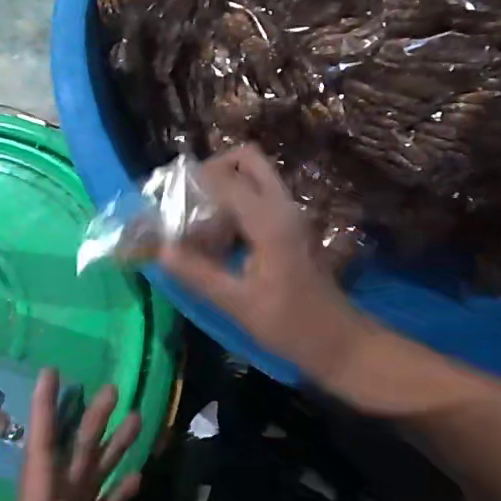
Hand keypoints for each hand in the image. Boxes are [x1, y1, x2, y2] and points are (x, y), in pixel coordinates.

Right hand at [158, 145, 373, 379]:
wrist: (340, 341)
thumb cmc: (291, 325)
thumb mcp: (238, 304)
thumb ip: (198, 274)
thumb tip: (160, 250)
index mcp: (269, 220)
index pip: (223, 180)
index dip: (190, 186)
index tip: (163, 205)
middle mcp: (282, 206)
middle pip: (246, 159)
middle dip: (212, 170)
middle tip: (186, 201)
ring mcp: (291, 215)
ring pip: (254, 177)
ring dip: (224, 187)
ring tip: (196, 224)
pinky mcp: (292, 228)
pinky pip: (260, 198)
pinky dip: (236, 204)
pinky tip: (218, 241)